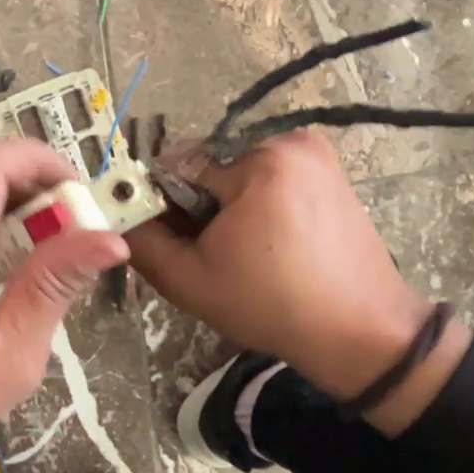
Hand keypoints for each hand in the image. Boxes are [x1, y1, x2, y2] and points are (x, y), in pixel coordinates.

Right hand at [126, 130, 466, 433]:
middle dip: (193, 204)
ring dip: (222, 205)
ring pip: (235, 172)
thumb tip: (113, 213)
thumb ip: (139, 239)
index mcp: (257, 159)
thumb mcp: (186, 279)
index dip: (160, 203)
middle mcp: (290, 140)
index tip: (169, 241)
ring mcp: (315, 153)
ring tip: (234, 252)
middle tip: (203, 252)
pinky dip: (252, 204)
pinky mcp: (328, 171)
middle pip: (207, 165)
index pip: (174, 165)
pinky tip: (260, 243)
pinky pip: (266, 177)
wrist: (360, 332)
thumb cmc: (270, 305)